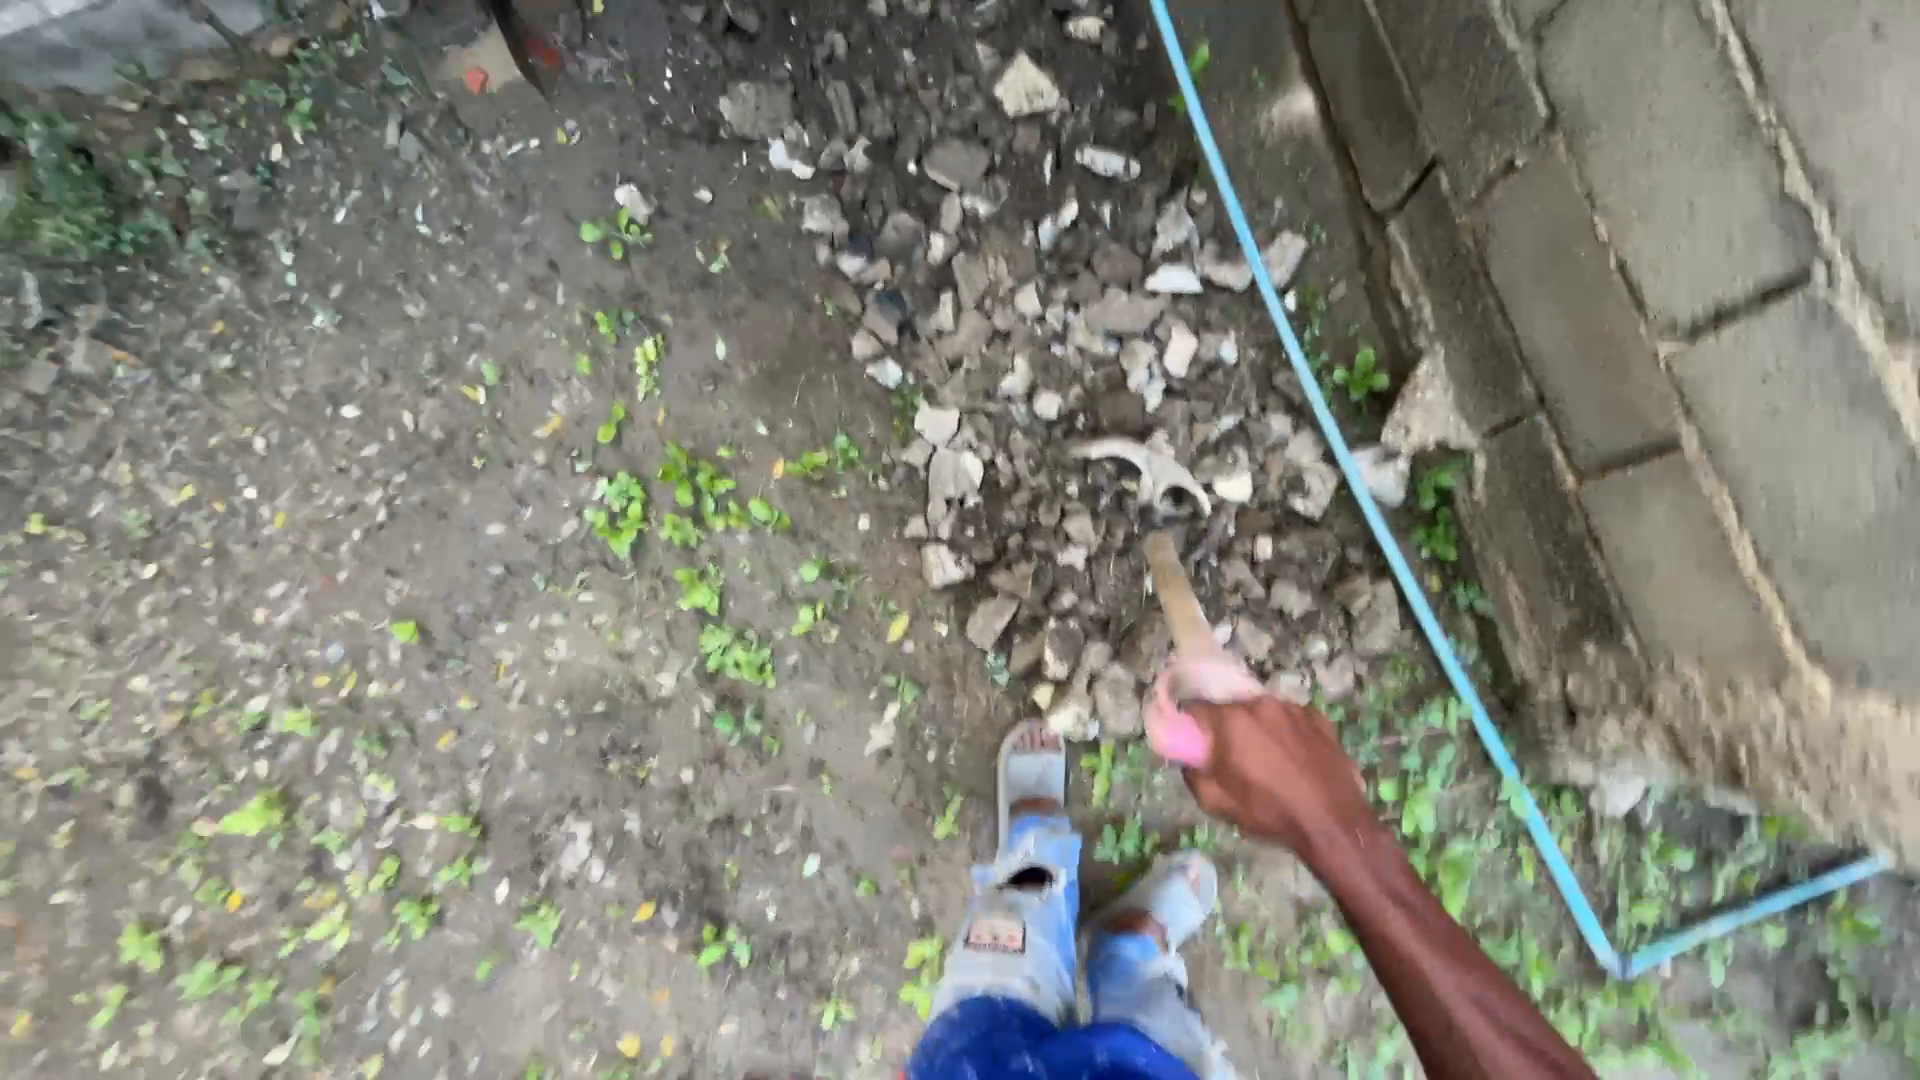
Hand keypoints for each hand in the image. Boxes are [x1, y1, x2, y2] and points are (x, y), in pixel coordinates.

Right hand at [1179, 697, 1371, 854]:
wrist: (1333, 824)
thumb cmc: (1269, 811)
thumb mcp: (1214, 802)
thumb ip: (1192, 774)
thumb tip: (1191, 759)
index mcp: (1231, 720)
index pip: (1195, 707)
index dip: (1190, 724)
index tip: (1195, 742)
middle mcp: (1260, 704)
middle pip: (1231, 708)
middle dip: (1226, 728)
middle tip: (1234, 756)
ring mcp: (1293, 709)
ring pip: (1262, 712)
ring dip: (1258, 728)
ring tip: (1268, 759)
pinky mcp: (1319, 719)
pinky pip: (1291, 719)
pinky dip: (1286, 733)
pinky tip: (1293, 758)